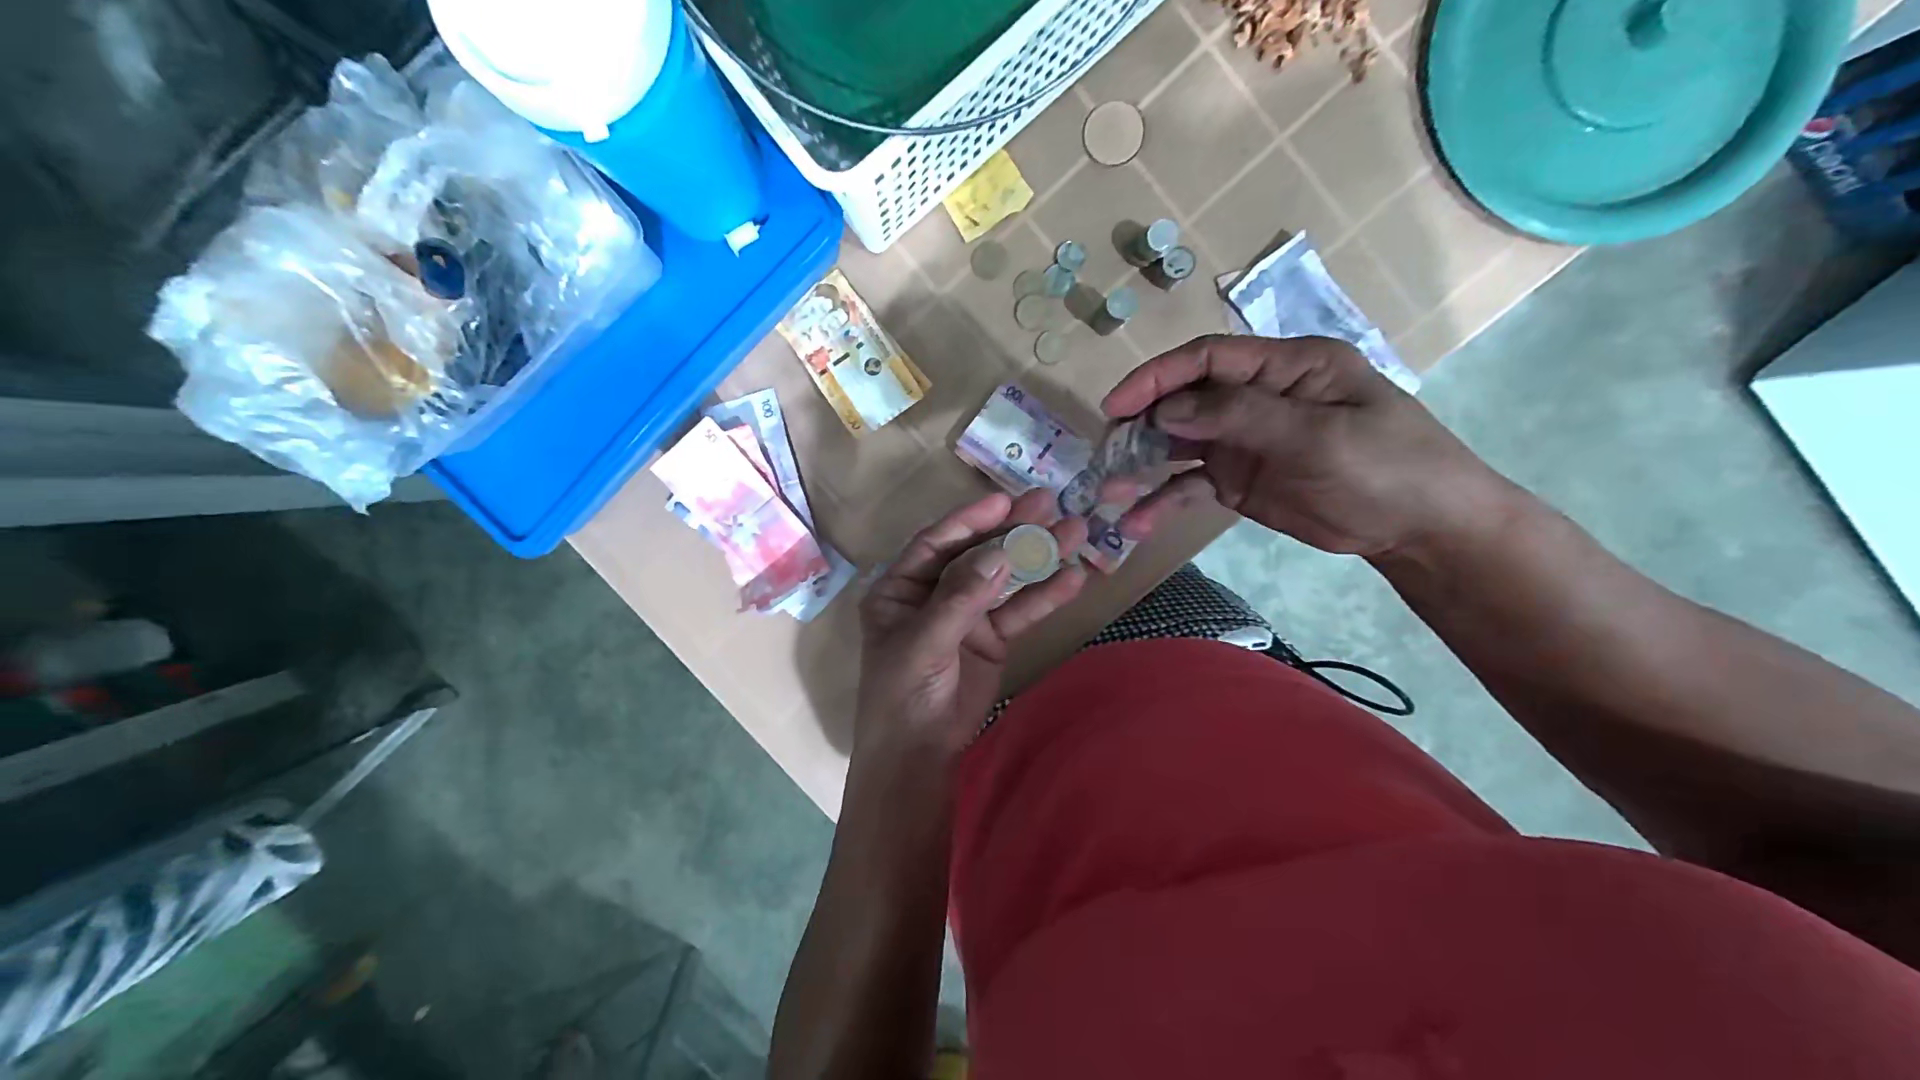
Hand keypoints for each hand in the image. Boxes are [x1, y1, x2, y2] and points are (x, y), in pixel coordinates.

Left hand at [854, 490, 1088, 759]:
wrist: (918, 756)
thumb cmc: (902, 695)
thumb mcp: (924, 642)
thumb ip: (961, 598)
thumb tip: (1000, 553)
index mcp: (900, 588)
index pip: (937, 544)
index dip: (971, 520)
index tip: (1006, 499)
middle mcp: (933, 594)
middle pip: (977, 554)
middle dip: (1012, 531)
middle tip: (1050, 504)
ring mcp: (966, 616)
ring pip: (1005, 580)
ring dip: (1038, 558)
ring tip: (1075, 532)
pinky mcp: (992, 639)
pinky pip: (1020, 613)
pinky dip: (1045, 598)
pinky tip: (1073, 580)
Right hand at [1100, 335, 1513, 558]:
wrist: (1421, 527)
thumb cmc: (1386, 466)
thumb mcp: (1317, 436)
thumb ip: (1240, 416)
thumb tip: (1165, 410)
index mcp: (1285, 367)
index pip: (1208, 359)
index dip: (1157, 377)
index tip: (1116, 406)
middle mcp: (1256, 397)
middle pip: (1183, 400)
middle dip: (1140, 424)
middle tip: (1105, 453)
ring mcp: (1244, 440)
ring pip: (1178, 444)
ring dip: (1142, 465)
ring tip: (1109, 490)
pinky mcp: (1238, 480)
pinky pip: (1190, 485)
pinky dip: (1163, 501)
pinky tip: (1138, 523)